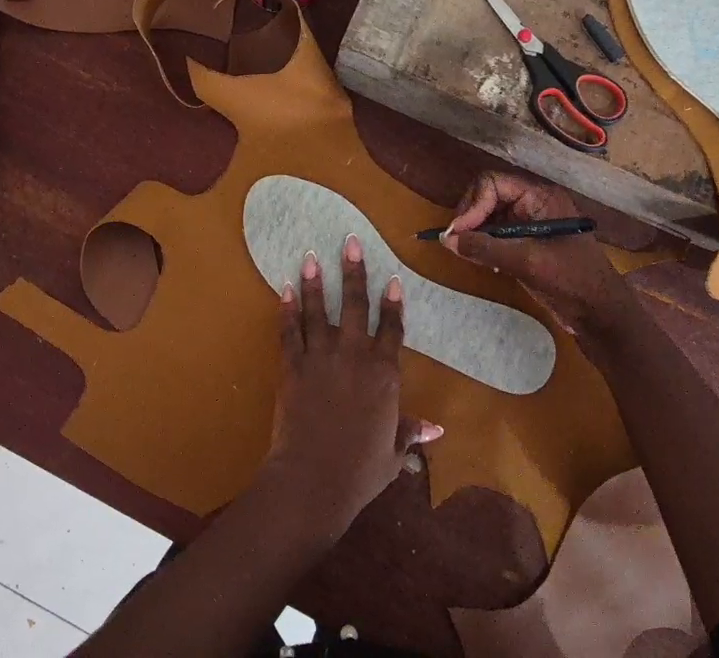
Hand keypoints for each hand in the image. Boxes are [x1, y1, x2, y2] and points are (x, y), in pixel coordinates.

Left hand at [264, 235, 443, 541]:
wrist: (314, 478)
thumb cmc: (361, 470)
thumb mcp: (393, 453)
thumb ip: (410, 433)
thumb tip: (435, 429)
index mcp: (385, 375)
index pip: (392, 330)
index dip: (393, 303)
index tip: (393, 278)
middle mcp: (355, 357)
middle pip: (355, 306)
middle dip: (353, 272)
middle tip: (350, 241)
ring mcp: (321, 359)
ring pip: (318, 312)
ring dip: (314, 282)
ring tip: (310, 255)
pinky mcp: (292, 368)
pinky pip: (290, 333)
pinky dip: (286, 311)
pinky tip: (283, 290)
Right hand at [441, 172, 626, 329]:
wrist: (601, 313)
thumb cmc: (571, 280)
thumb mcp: (526, 262)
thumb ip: (485, 248)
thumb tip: (446, 239)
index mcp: (540, 197)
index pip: (493, 183)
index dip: (472, 204)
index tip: (459, 233)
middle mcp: (534, 204)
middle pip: (488, 196)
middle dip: (471, 217)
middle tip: (458, 243)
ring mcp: (531, 223)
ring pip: (490, 216)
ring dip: (476, 233)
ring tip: (469, 254)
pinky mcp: (528, 243)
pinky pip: (497, 235)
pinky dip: (486, 246)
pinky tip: (484, 262)